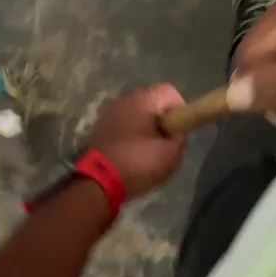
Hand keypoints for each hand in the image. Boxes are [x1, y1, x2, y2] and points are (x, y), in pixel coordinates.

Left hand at [85, 84, 186, 200]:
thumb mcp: (171, 155)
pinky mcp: (98, 130)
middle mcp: (124, 99)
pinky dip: (130, 137)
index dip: (180, 110)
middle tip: (165, 143)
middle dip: (162, 121)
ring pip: (136, 115)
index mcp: (143, 99)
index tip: (179, 131)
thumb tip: (175, 134)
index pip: (170, 92)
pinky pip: (123, 127)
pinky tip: (131, 157)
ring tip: (148, 153)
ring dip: (145, 129)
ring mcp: (108, 114)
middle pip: (153, 103)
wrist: (95, 184)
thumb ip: (180, 138)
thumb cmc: (136, 163)